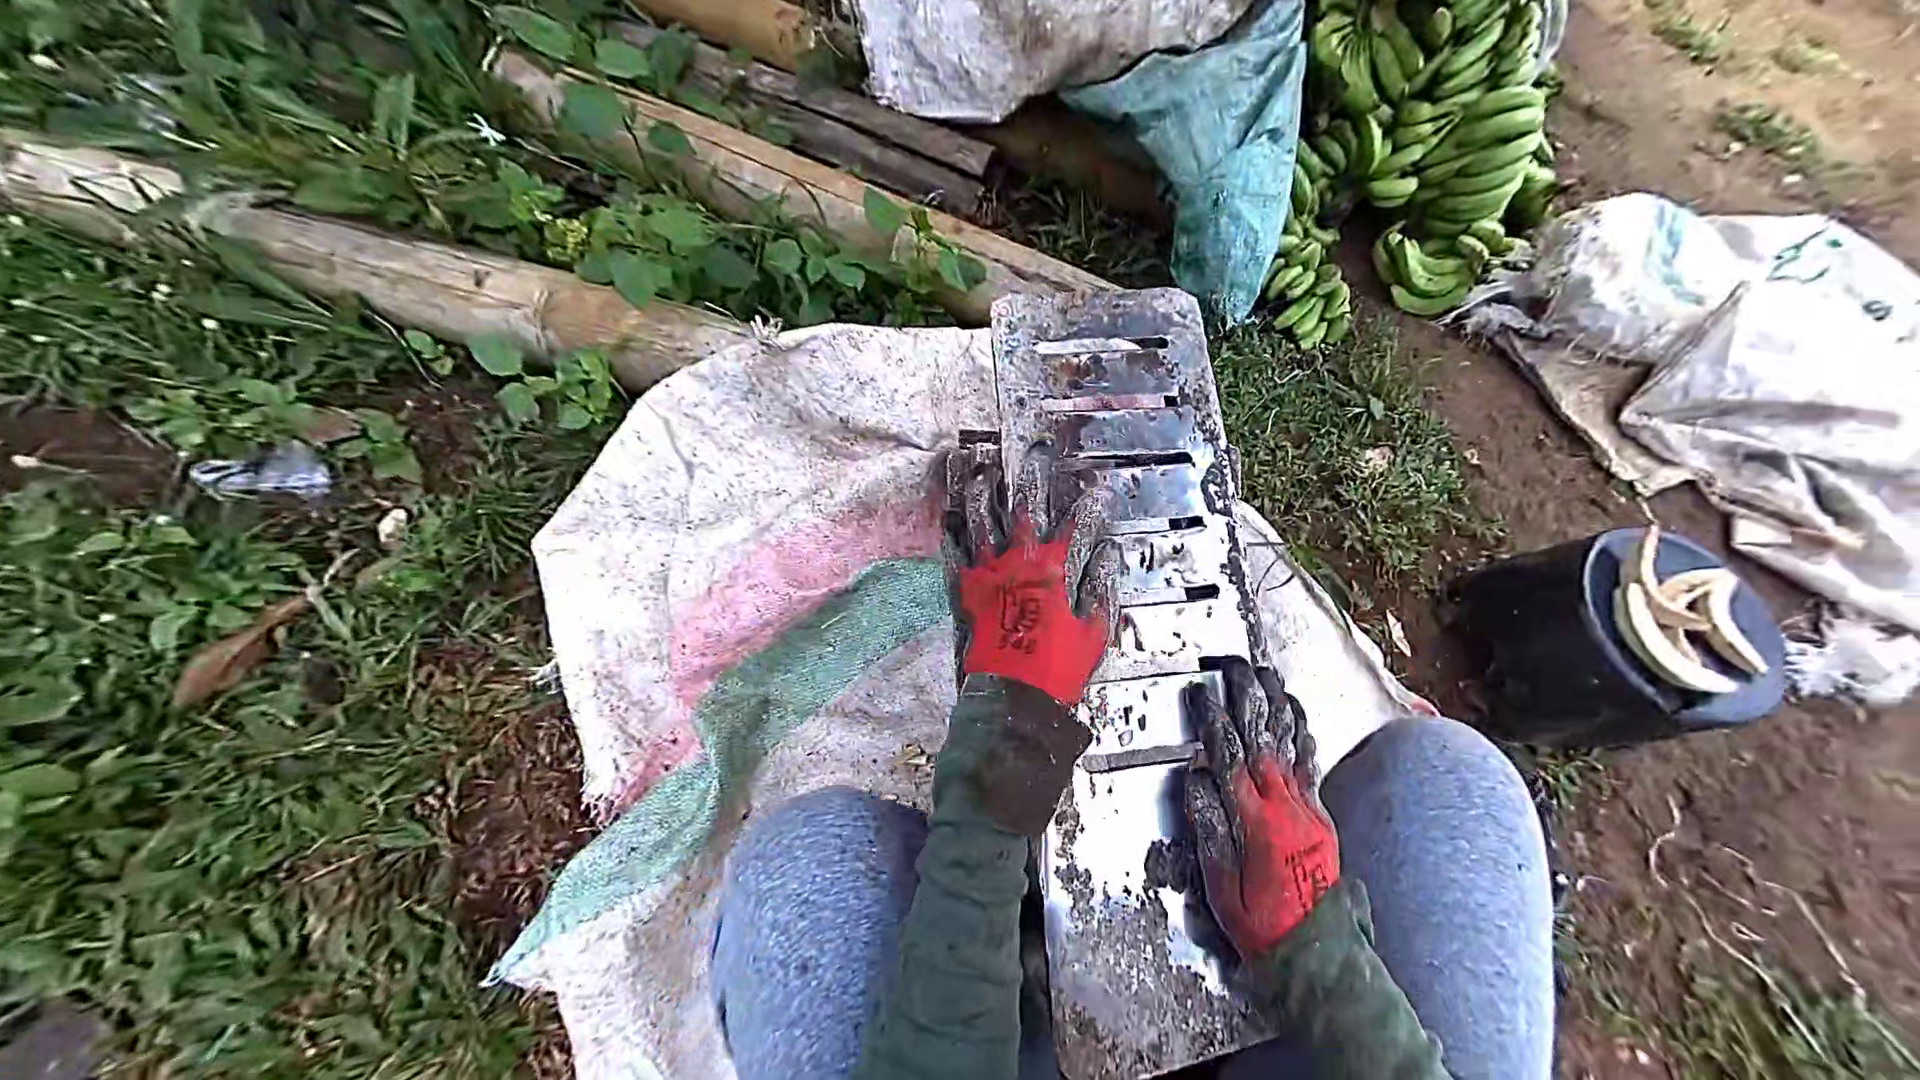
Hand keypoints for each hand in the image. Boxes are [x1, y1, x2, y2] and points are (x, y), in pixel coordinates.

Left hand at [944, 446, 1113, 705]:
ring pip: (981, 519)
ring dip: (981, 490)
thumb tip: (1108, 552)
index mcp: (1055, 568)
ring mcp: (987, 571)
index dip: (1088, 502)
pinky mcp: (964, 588)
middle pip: (1024, 506)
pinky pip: (954, 552)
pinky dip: (951, 532)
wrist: (1013, 696)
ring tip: (980, 468)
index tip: (1095, 485)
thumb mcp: (1094, 630)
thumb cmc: (1057, 666)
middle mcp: (1019, 560)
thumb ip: (1101, 586)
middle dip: (1031, 474)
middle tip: (1034, 450)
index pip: (1076, 524)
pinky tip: (949, 514)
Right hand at [1184, 659, 1337, 959]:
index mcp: (1256, 823)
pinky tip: (1296, 715)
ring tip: (1267, 676)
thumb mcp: (1222, 887)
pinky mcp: (1320, 815)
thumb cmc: (1265, 925)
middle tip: (1235, 666)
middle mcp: (1287, 808)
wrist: (1321, 956)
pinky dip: (1301, 733)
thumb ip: (1208, 829)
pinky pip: (1309, 764)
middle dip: (1248, 696)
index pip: (1230, 757)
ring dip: (1278, 705)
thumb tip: (1196, 779)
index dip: (1214, 721)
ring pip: (1292, 745)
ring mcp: (1308, 809)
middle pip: (1264, 738)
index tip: (1201, 693)